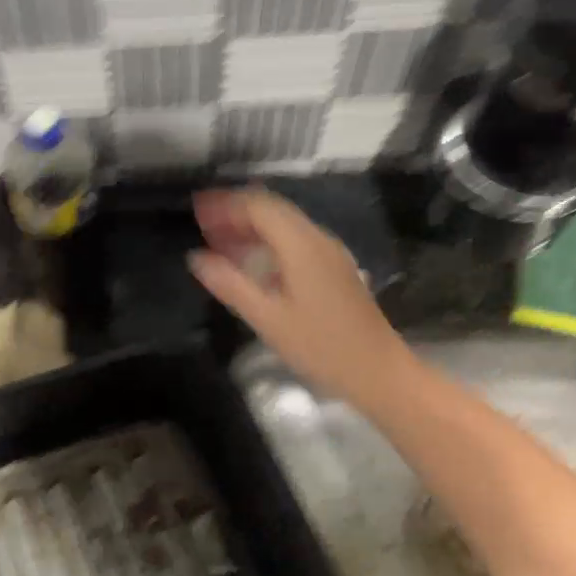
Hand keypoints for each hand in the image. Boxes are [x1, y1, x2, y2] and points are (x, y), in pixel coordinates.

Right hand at [190, 189, 405, 398]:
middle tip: (203, 227)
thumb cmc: (320, 346)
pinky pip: (295, 241)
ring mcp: (329, 253)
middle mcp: (317, 239)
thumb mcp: (268, 319)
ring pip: (284, 225)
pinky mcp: (334, 268)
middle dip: (235, 213)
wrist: (378, 371)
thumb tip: (196, 258)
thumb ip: (230, 284)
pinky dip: (267, 242)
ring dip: (251, 228)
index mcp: (301, 245)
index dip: (225, 204)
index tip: (196, 212)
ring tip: (219, 244)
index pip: (258, 206)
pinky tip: (251, 264)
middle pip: (272, 210)